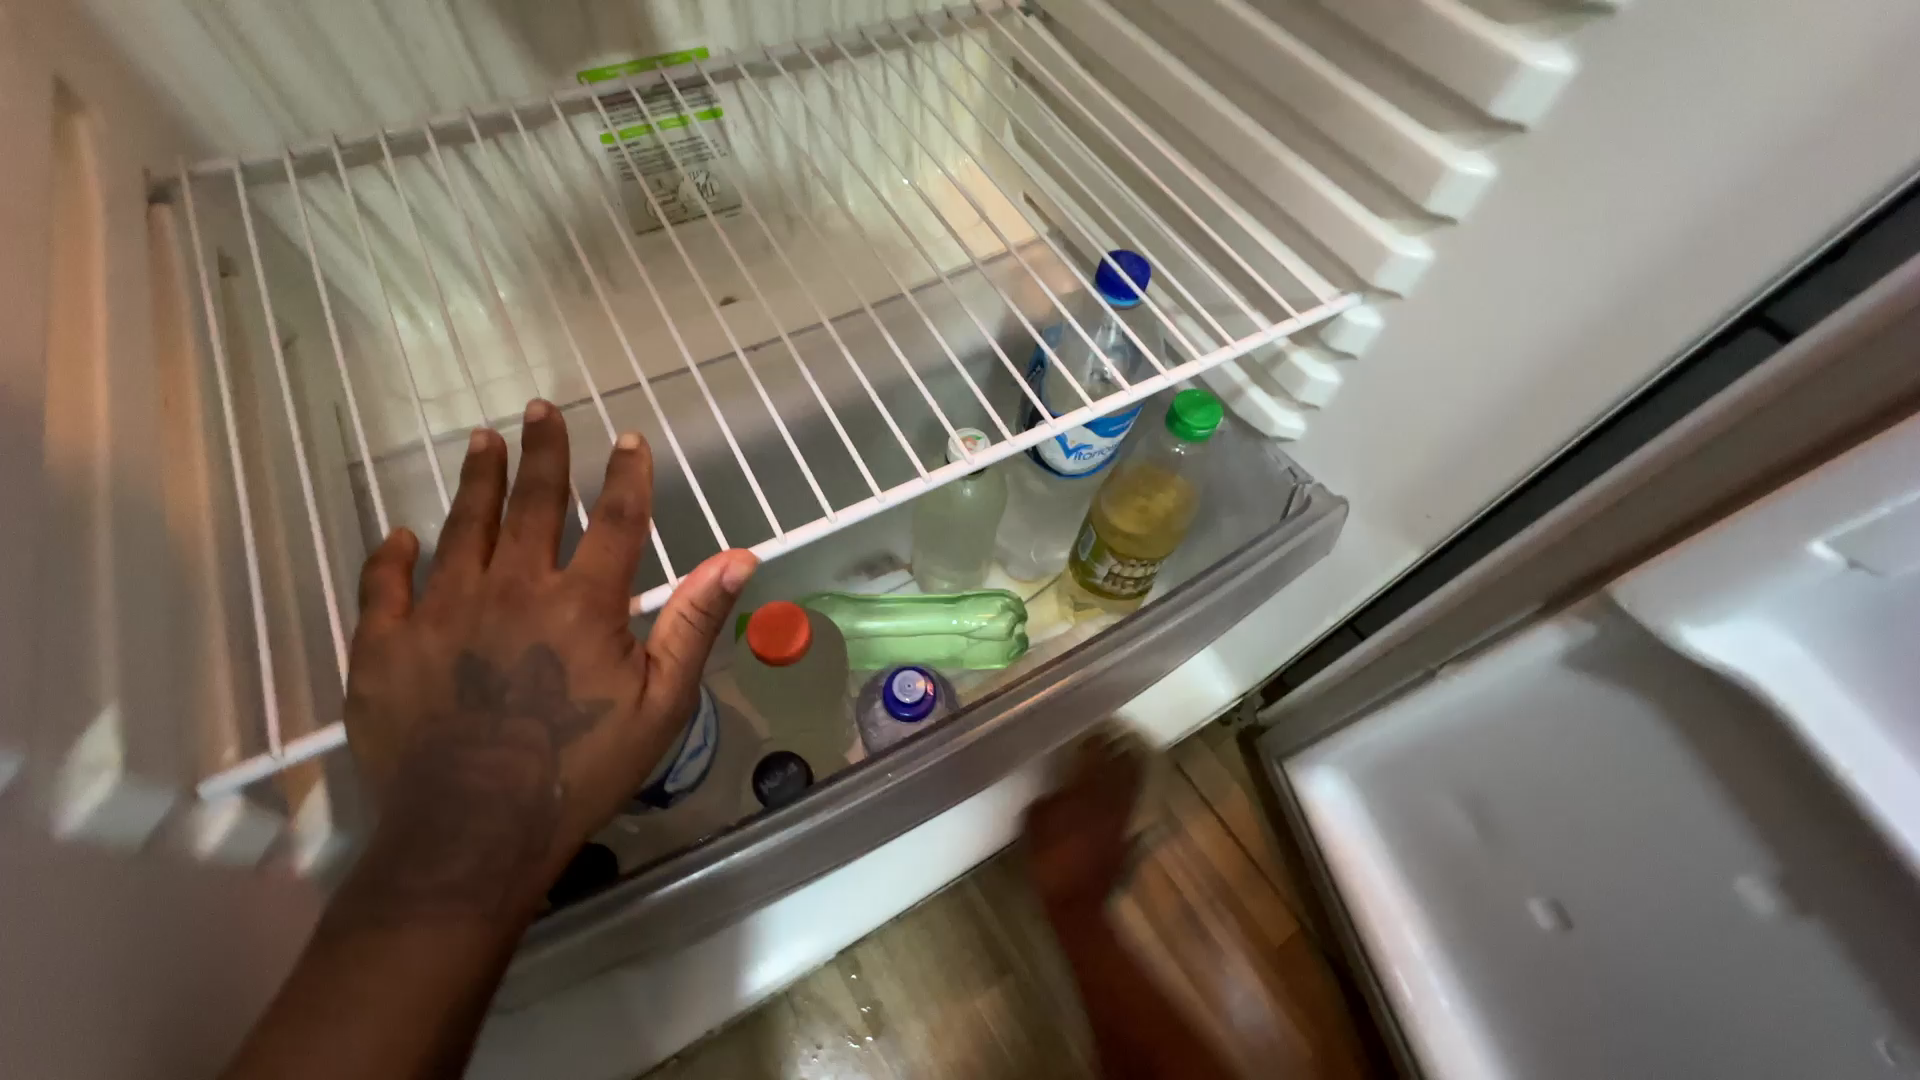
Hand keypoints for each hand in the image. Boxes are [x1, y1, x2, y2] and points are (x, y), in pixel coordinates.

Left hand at [340, 400, 755, 921]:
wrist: (472, 834)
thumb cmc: (582, 768)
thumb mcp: (662, 701)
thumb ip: (695, 623)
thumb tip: (739, 559)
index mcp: (583, 602)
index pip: (614, 519)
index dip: (626, 474)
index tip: (627, 438)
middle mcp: (512, 587)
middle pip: (534, 504)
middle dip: (543, 453)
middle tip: (541, 410)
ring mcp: (441, 611)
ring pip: (462, 527)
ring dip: (477, 480)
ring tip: (482, 441)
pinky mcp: (385, 644)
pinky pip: (385, 583)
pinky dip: (393, 554)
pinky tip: (400, 534)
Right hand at [1022, 731, 1146, 917]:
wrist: (1078, 903)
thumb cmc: (1051, 861)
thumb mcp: (1035, 824)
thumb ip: (1046, 800)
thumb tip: (1055, 790)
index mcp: (1083, 792)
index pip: (1093, 759)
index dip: (1096, 743)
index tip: (1097, 729)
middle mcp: (1107, 801)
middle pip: (1118, 768)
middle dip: (1121, 749)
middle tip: (1124, 733)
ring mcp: (1121, 820)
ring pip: (1131, 786)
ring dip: (1134, 767)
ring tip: (1136, 752)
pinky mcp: (1127, 838)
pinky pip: (1135, 807)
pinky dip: (1136, 794)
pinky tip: (1137, 789)